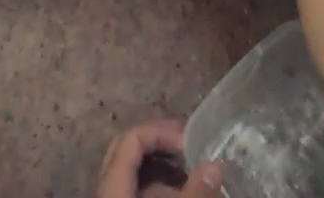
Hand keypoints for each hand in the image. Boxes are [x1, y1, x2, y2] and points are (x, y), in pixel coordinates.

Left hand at [96, 120, 222, 196]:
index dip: (160, 132)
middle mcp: (107, 188)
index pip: (130, 139)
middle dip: (158, 139)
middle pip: (126, 148)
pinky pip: (135, 187)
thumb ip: (193, 193)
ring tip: (189, 163)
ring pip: (131, 170)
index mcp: (112, 185)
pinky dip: (158, 180)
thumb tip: (217, 164)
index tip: (188, 141)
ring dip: (160, 161)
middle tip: (187, 141)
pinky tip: (179, 186)